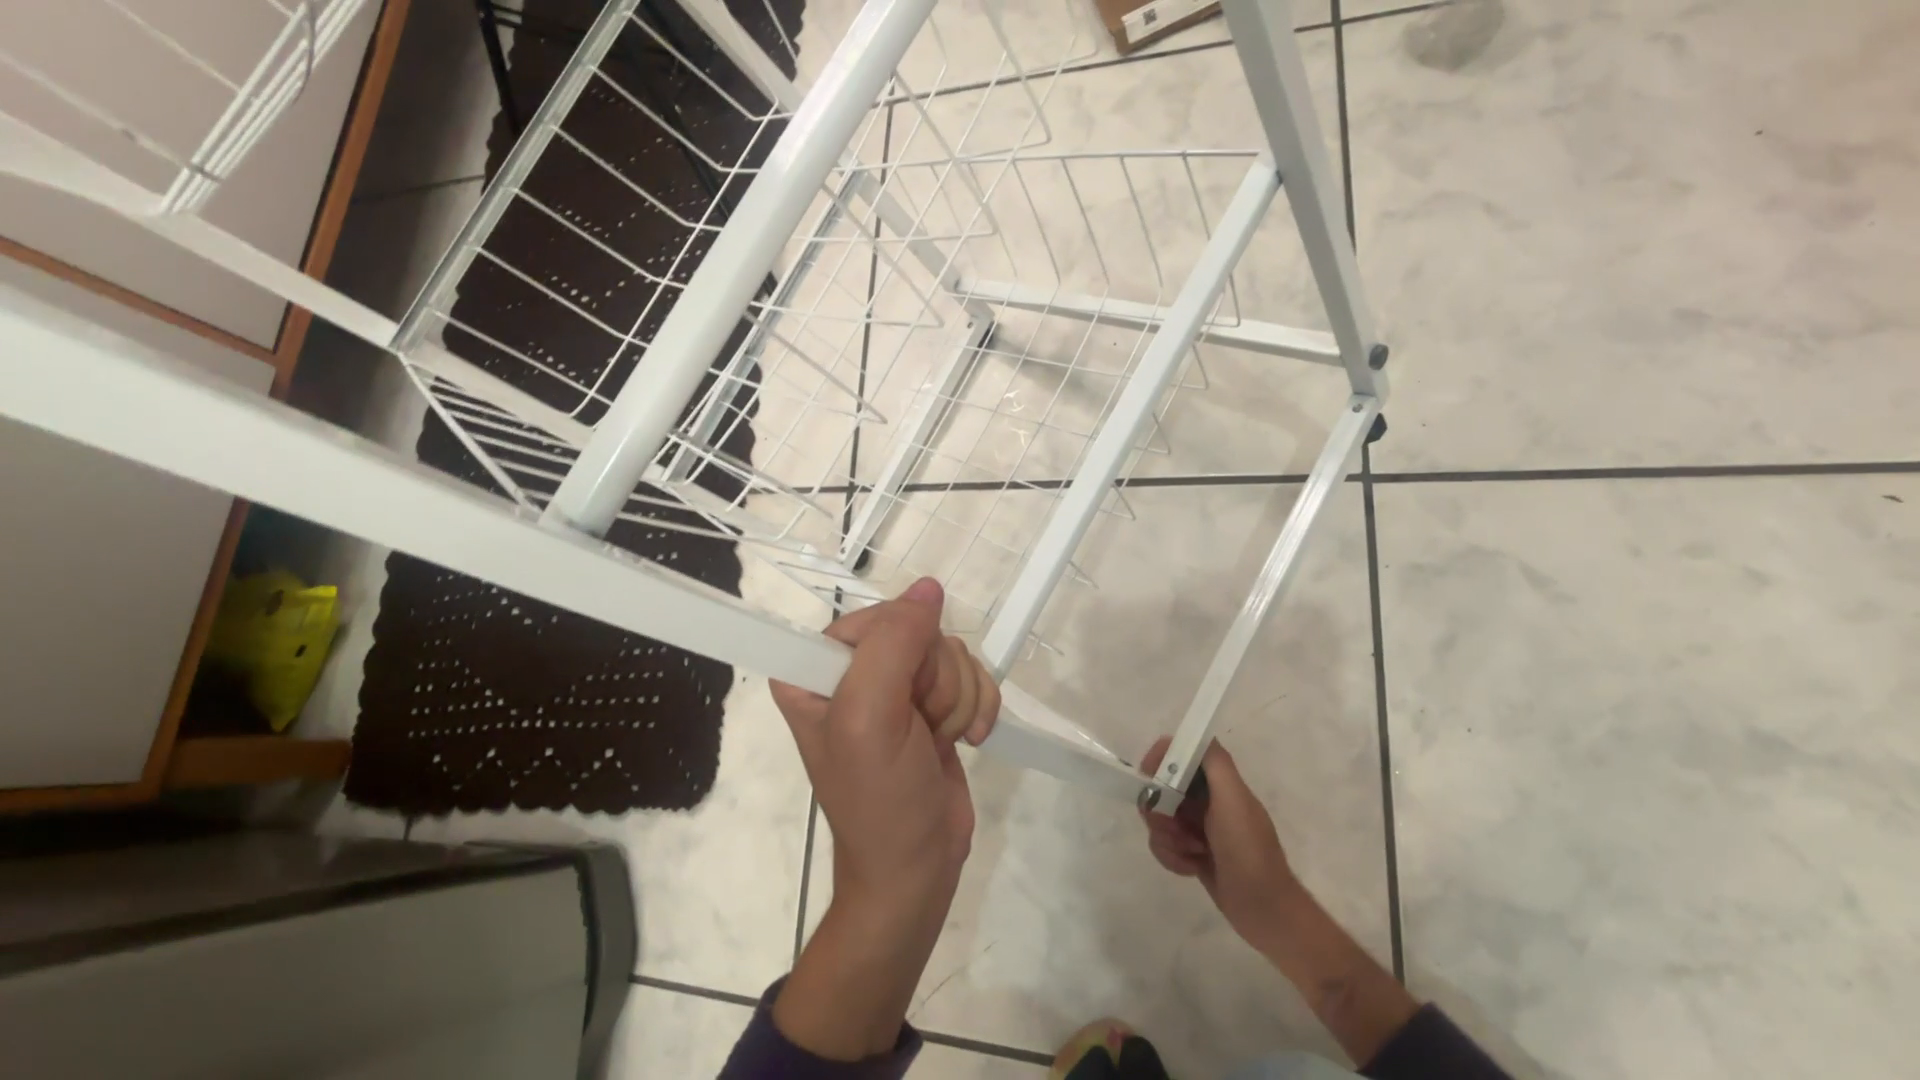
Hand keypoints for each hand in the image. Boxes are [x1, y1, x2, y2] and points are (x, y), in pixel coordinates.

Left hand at [771, 577, 999, 908]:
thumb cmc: (879, 801)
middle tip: (917, 728)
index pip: (873, 618)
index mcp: (814, 669)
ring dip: (957, 702)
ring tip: (934, 741)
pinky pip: (973, 676)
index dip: (900, 651)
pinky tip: (965, 741)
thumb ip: (893, 645)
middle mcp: (853, 672)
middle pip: (920, 633)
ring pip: (952, 654)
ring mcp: (898, 689)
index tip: (897, 698)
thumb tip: (928, 588)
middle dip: (934, 683)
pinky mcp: (934, 706)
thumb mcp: (869, 719)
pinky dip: (978, 709)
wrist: (916, 867)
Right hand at [1139, 736, 1300, 953]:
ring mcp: (1200, 829)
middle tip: (1173, 826)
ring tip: (1189, 853)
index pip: (1184, 753)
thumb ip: (1215, 764)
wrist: (1264, 909)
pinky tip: (1191, 868)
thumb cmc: (1249, 851)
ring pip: (1160, 818)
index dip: (1162, 759)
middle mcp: (1210, 801)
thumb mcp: (1234, 801)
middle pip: (1164, 787)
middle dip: (1160, 808)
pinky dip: (1171, 856)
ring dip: (1166, 837)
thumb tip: (1196, 735)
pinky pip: (1164, 844)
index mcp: (1222, 783)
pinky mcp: (1193, 853)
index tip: (1149, 776)